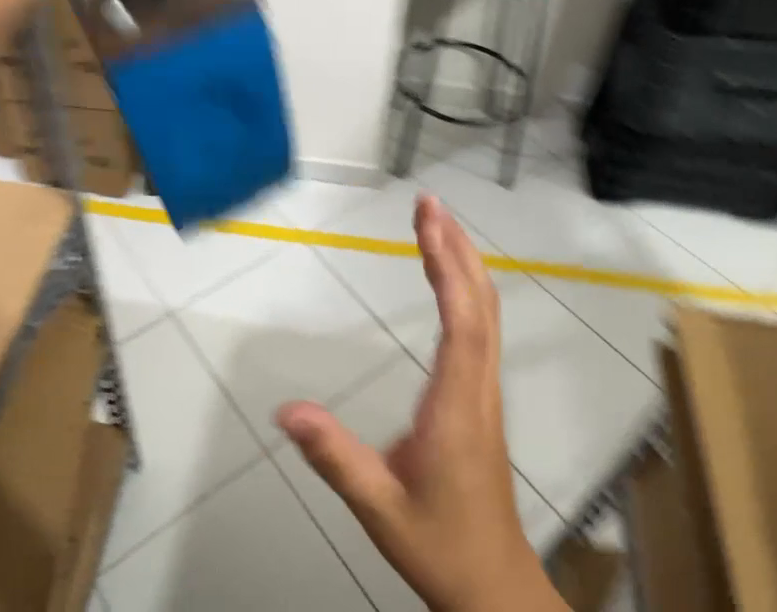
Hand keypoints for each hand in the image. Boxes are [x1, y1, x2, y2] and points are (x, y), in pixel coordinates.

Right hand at [278, 197, 565, 611]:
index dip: (446, 263)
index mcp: (457, 404)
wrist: (491, 585)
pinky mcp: (480, 402)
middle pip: (481, 303)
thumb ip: (333, 456)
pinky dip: (466, 292)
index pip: (460, 318)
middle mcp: (477, 388)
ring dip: (465, 265)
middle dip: (457, 247)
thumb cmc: (437, 543)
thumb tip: (285, 411)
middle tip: (429, 203)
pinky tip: (450, 284)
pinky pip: (480, 331)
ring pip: (486, 315)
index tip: (427, 218)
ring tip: (438, 227)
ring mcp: (483, 394)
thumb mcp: (377, 505)